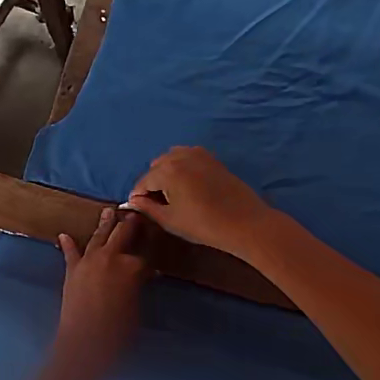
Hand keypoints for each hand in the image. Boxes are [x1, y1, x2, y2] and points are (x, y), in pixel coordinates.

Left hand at [54, 208, 150, 366]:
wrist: (84, 340)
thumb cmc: (119, 330)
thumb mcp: (137, 308)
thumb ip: (138, 287)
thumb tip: (141, 278)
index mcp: (133, 267)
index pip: (146, 253)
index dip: (151, 248)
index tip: (155, 240)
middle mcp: (112, 257)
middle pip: (123, 234)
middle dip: (131, 224)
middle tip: (135, 214)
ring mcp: (90, 260)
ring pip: (99, 236)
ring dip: (104, 223)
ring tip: (109, 211)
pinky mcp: (72, 269)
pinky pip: (70, 253)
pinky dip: (67, 244)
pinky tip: (63, 235)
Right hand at [122, 146, 280, 258]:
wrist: (244, 223)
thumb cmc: (203, 225)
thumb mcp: (170, 220)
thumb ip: (148, 208)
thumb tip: (134, 201)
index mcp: (167, 171)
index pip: (143, 181)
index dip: (137, 196)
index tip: (137, 208)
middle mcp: (180, 156)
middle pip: (156, 167)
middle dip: (151, 182)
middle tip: (155, 203)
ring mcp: (198, 154)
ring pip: (171, 158)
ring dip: (166, 172)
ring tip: (170, 193)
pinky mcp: (212, 159)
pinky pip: (188, 156)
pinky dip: (181, 166)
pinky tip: (186, 184)